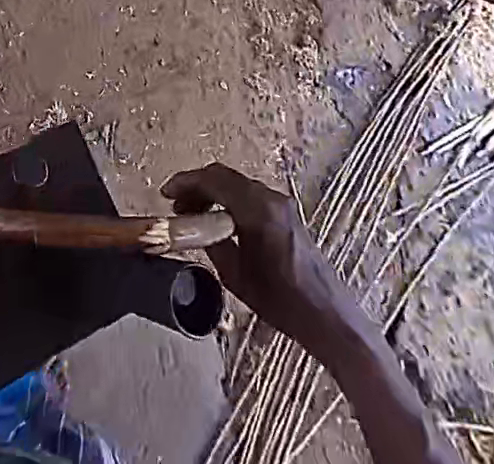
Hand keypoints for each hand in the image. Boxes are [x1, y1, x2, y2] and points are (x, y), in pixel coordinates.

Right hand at [162, 164, 353, 342]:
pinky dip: (227, 199)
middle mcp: (270, 199)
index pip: (212, 180)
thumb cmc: (280, 300)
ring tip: (192, 213)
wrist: (327, 317)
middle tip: (176, 204)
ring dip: (211, 192)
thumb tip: (194, 225)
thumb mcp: (234, 273)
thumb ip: (211, 240)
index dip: (185, 183)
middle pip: (223, 176)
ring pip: (235, 183)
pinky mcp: (286, 213)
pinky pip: (248, 194)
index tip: (166, 194)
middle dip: (195, 186)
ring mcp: (281, 204)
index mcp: (256, 209)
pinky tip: (217, 218)